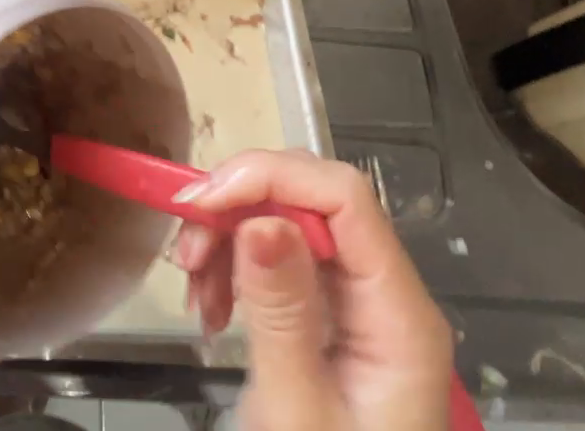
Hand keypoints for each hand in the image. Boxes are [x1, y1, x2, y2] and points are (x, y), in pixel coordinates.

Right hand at [172, 150, 451, 430]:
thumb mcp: (294, 413)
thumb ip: (282, 316)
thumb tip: (261, 220)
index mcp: (399, 315)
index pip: (344, 198)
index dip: (269, 177)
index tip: (199, 203)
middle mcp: (383, 291)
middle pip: (310, 200)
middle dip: (238, 208)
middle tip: (186, 251)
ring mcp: (356, 301)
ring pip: (284, 220)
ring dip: (226, 240)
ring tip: (194, 293)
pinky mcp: (327, 312)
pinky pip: (273, 257)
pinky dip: (230, 267)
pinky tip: (210, 309)